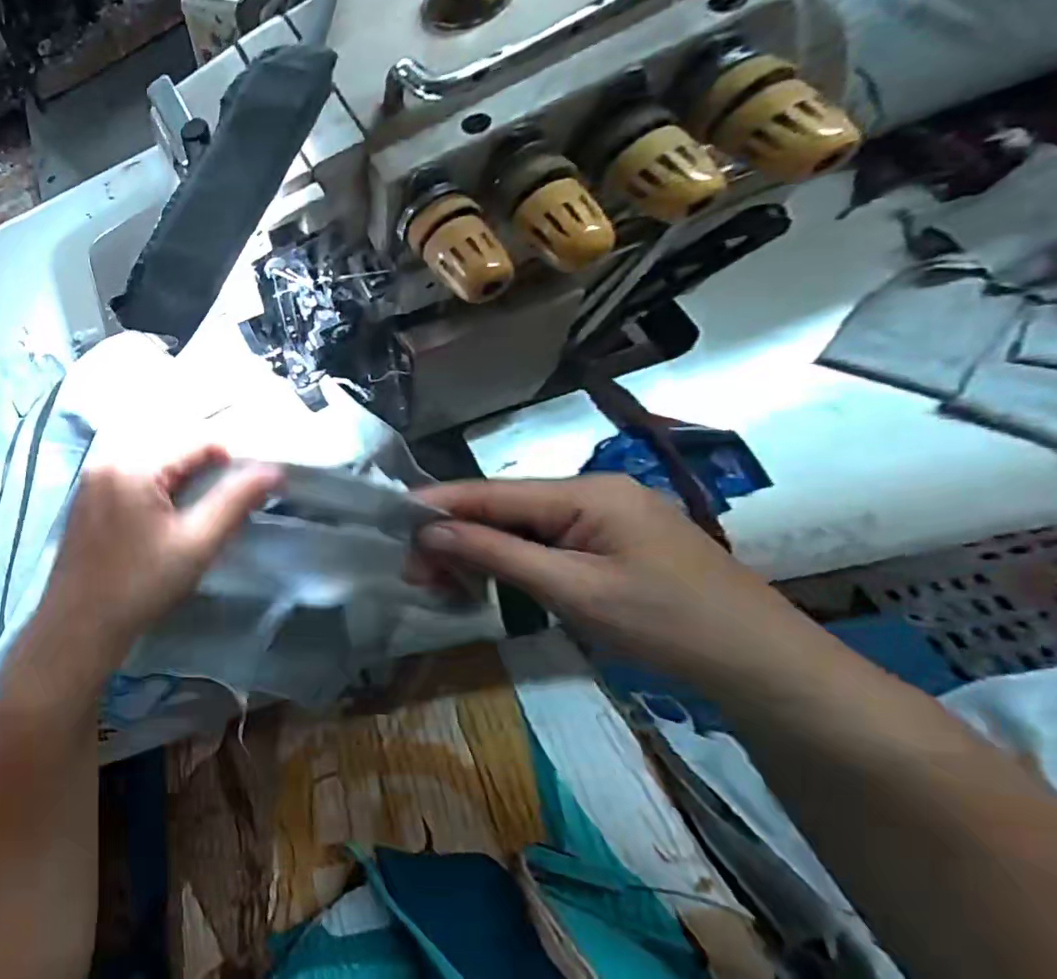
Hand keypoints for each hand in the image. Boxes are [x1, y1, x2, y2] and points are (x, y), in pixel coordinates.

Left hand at [32, 445, 278, 664]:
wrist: (78, 625)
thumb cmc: (141, 586)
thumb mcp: (196, 544)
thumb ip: (234, 502)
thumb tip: (272, 471)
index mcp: (133, 465)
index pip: (193, 440)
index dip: (229, 457)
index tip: (250, 484)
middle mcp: (107, 460)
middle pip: (169, 444)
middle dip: (203, 463)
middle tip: (227, 494)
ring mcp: (91, 478)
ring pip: (149, 459)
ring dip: (179, 473)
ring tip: (201, 504)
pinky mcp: (86, 497)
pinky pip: (128, 475)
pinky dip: (154, 483)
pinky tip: (167, 512)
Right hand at [414, 475, 821, 684]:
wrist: (770, 670)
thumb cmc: (669, 625)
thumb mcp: (572, 590)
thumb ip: (496, 553)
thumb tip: (429, 529)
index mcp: (588, 492)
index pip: (492, 492)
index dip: (438, 504)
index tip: (391, 520)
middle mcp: (595, 492)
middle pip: (504, 507)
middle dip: (455, 535)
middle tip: (416, 574)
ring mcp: (608, 517)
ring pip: (522, 525)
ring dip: (479, 550)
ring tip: (441, 580)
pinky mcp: (615, 543)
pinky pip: (547, 541)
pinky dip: (511, 559)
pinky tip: (488, 577)